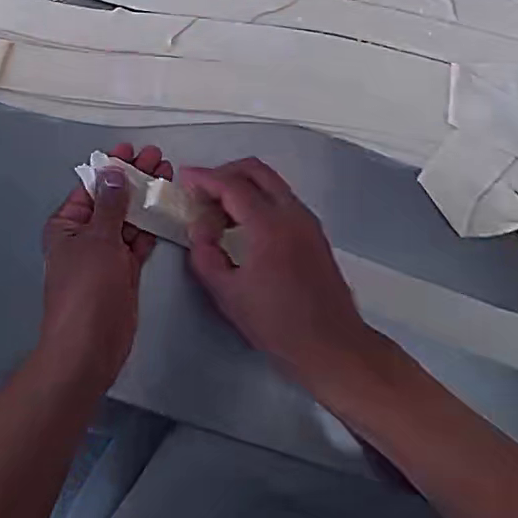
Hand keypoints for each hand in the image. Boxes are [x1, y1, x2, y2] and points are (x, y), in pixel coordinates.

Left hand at [36, 143, 164, 389]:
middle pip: (113, 200)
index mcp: (67, 225)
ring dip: (146, 198)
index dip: (112, 167)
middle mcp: (85, 236)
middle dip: (134, 178)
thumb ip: (110, 204)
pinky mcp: (124, 270)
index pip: (91, 187)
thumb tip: (113, 172)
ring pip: (129, 218)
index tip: (132, 149)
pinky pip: (139, 240)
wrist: (89, 348)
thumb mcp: (98, 240)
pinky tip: (167, 207)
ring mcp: (106, 254)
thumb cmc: (86, 289)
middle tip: (159, 158)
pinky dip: (151, 224)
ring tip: (168, 175)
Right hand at [182, 158, 379, 379]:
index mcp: (269, 225)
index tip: (186, 178)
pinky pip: (281, 198)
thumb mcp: (229, 295)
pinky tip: (244, 224)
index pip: (232, 185)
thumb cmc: (279, 325)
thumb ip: (206, 257)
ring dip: (243, 185)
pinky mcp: (313, 230)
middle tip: (202, 190)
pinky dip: (259, 198)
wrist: (332, 346)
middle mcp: (292, 213)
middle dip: (224, 172)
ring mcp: (306, 220)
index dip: (205, 178)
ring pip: (271, 182)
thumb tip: (200, 232)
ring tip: (219, 211)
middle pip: (255, 170)